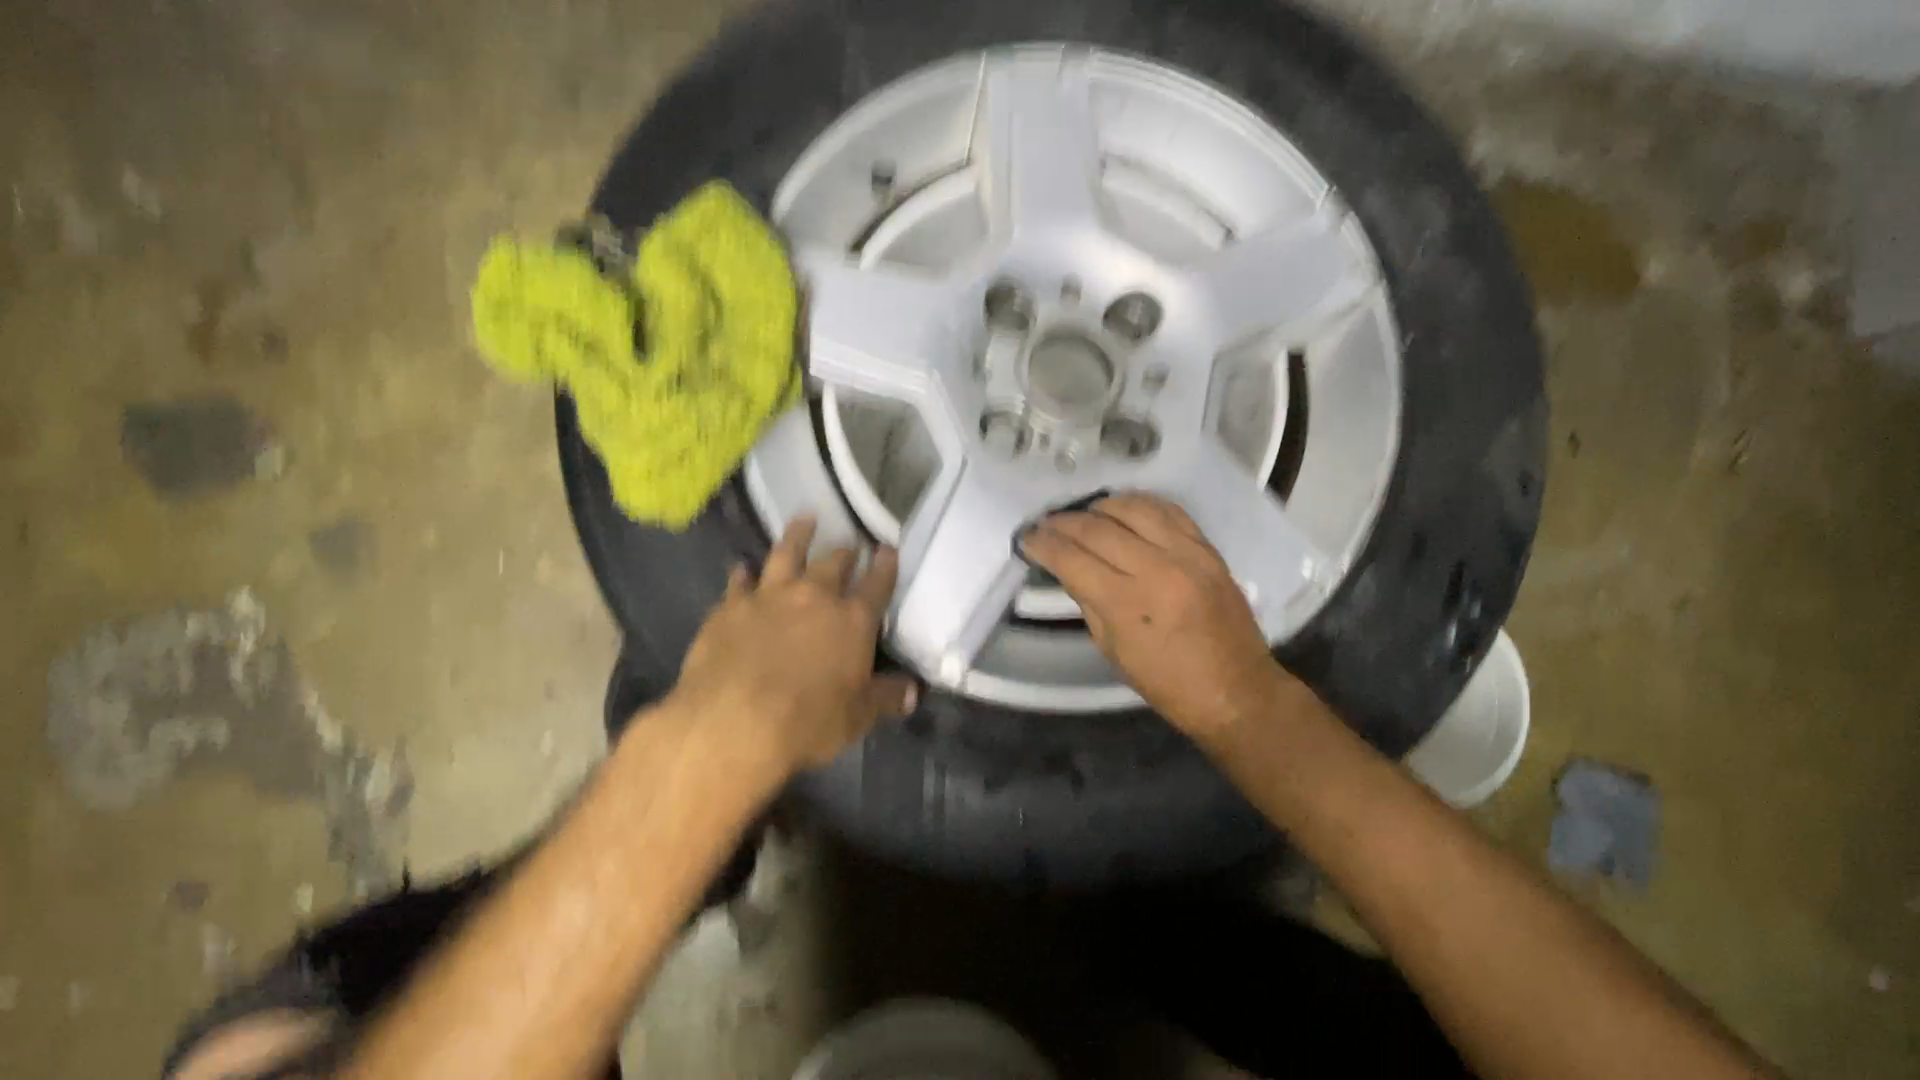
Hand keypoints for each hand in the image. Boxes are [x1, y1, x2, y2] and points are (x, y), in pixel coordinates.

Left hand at [668, 517, 917, 774]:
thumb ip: (886, 698)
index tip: (888, 549)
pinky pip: (739, 581)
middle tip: (849, 544)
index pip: (876, 585)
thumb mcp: (857, 717)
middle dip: (845, 552)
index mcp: (852, 621)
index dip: (885, 566)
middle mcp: (813, 597)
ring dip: (798, 535)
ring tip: (805, 519)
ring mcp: (769, 596)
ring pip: (786, 553)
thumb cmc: (807, 721)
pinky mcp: (731, 607)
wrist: (733, 720)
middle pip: (833, 563)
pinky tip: (743, 567)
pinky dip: (743, 573)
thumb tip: (913, 691)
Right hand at [1022, 494, 1289, 740]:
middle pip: (1097, 529)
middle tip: (1045, 523)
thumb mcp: (1113, 650)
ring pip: (1133, 509)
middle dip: (1063, 523)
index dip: (1043, 545)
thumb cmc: (1167, 684)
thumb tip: (1069, 569)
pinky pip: (1170, 511)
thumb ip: (1089, 603)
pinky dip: (1141, 504)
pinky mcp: (1208, 549)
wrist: (1236, 691)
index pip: (1072, 559)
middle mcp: (1156, 568)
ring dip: (1101, 507)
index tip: (1027, 539)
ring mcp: (1186, 554)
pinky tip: (1124, 509)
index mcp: (1127, 603)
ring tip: (1084, 514)